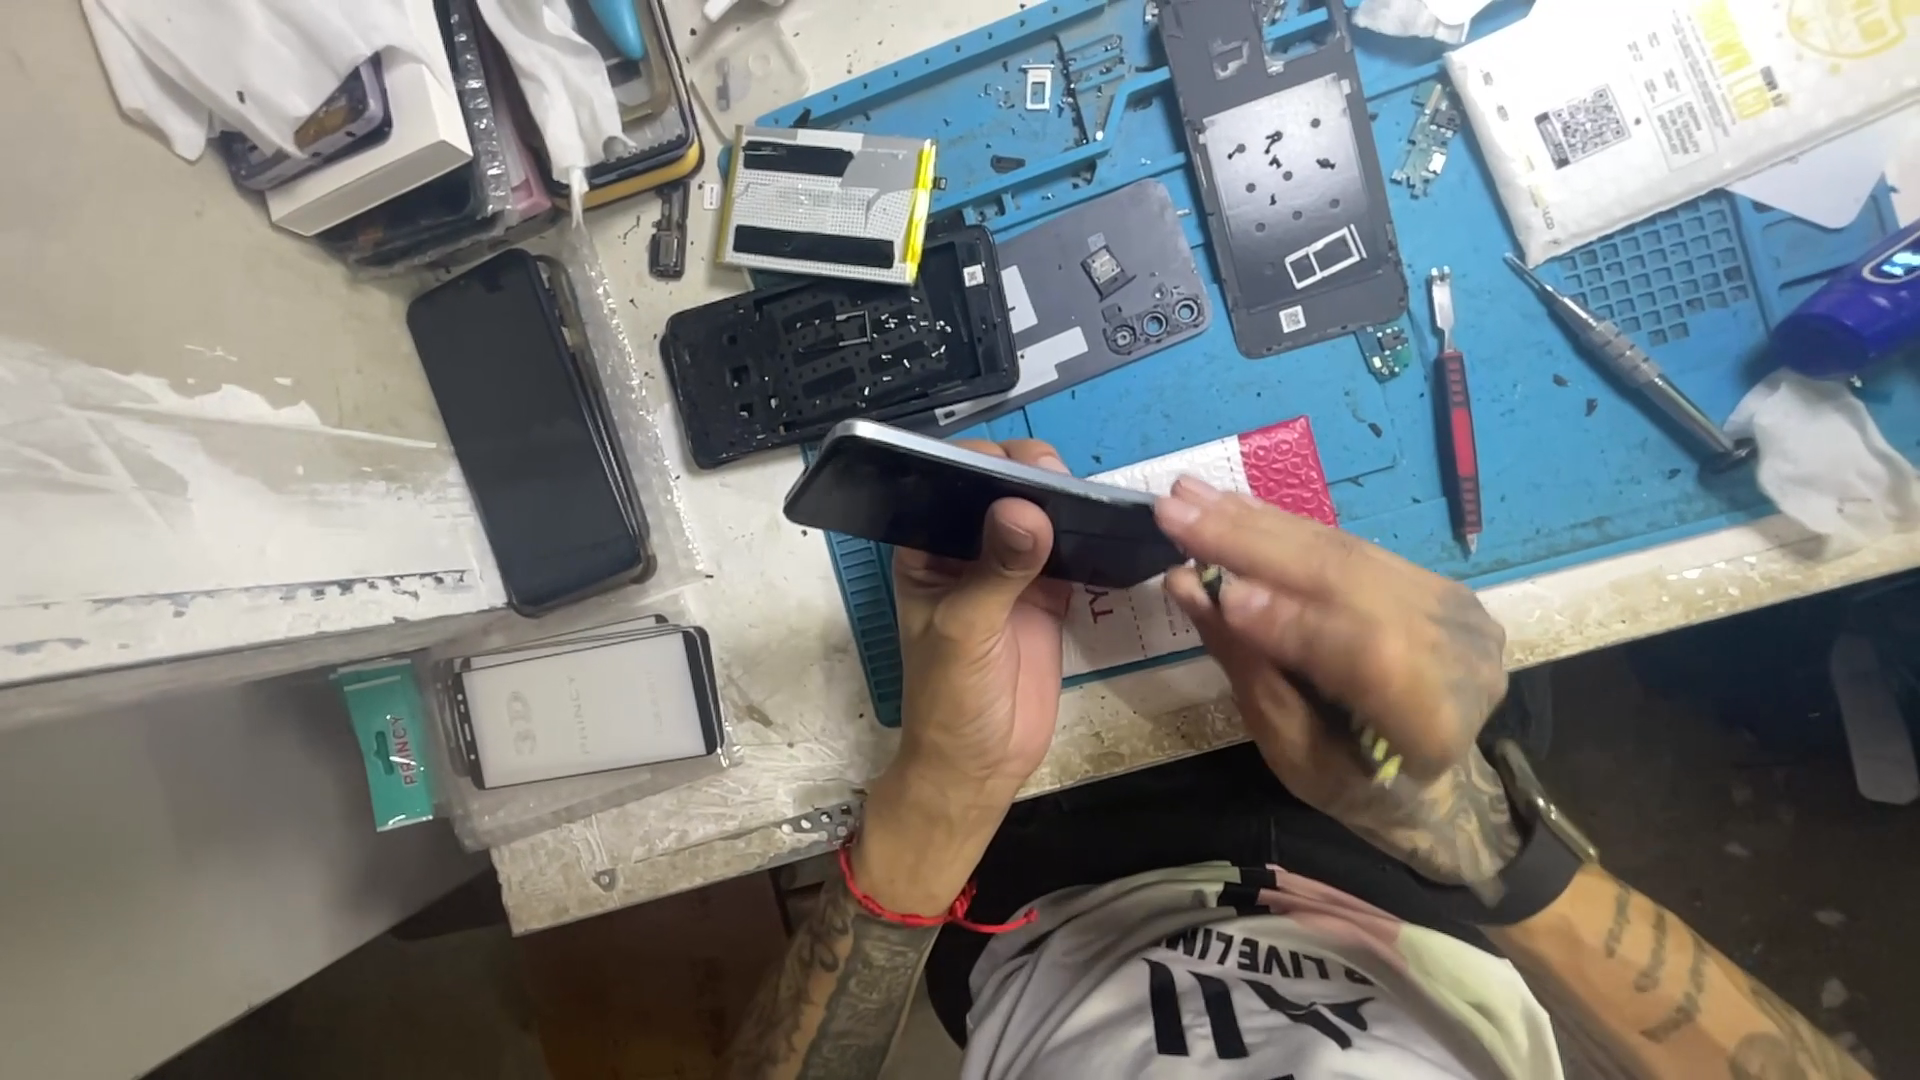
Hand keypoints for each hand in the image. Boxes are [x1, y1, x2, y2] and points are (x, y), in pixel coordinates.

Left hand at [856, 439, 1070, 914]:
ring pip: (1038, 516)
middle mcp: (967, 552)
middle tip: (1061, 478)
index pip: (950, 486)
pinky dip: (1087, 538)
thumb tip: (1026, 509)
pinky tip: (1107, 525)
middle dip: (1029, 476)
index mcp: (928, 551)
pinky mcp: (1048, 593)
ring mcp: (1011, 571)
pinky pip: (1069, 552)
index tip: (1020, 465)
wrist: (982, 764)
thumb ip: (995, 572)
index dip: (981, 465)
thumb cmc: (951, 698)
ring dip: (1062, 501)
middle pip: (1000, 493)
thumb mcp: (965, 631)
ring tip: (1087, 496)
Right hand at [1155, 476, 1517, 884]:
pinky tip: (1228, 502)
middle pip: (1348, 582)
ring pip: (1339, 550)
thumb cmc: (1346, 778)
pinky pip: (1341, 542)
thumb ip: (1247, 664)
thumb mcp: (1289, 746)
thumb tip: (1188, 585)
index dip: (1292, 621)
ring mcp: (1445, 604)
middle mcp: (1456, 649)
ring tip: (1187, 496)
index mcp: (1433, 722)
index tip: (1221, 594)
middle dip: (1250, 544)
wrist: (1424, 774)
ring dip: (1253, 520)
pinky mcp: (1421, 576)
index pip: (1366, 658)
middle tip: (1174, 512)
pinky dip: (1276, 522)